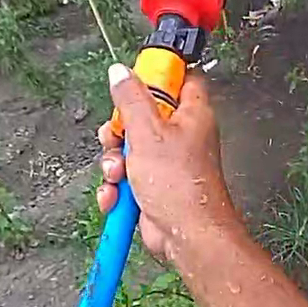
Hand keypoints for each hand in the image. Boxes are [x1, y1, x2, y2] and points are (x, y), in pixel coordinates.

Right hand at [97, 64, 242, 263]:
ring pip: (128, 148)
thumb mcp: (148, 132)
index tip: (136, 80)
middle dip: (119, 129)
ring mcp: (168, 161)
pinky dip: (117, 188)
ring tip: (120, 175)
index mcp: (193, 114)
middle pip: (142, 114)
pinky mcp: (154, 184)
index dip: (159, 74)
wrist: (186, 234)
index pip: (182, 78)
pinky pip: (126, 177)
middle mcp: (183, 135)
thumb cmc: (180, 184)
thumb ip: (131, 99)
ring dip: (114, 163)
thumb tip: (121, 72)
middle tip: (118, 139)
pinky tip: (118, 197)